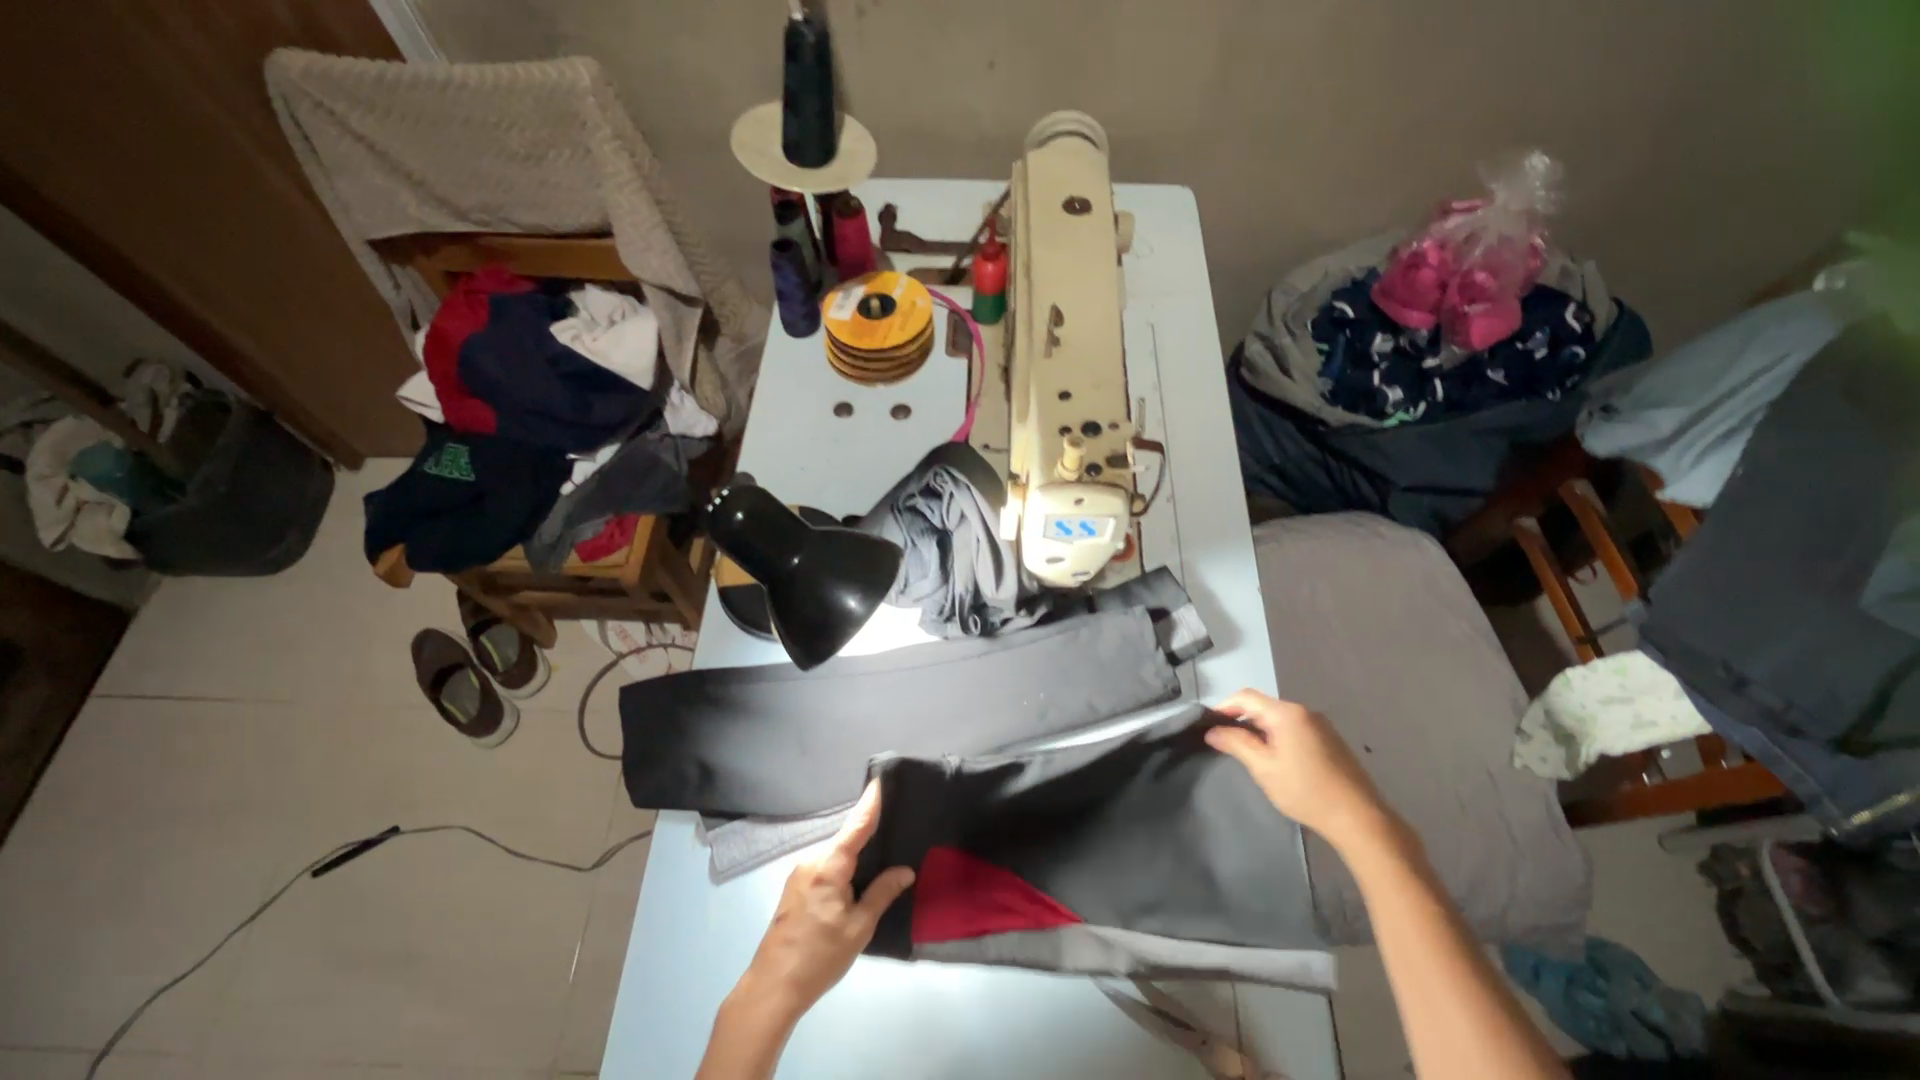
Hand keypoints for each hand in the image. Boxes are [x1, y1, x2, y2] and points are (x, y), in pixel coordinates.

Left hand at [727, 780, 915, 1027]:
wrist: (773, 986)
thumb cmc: (820, 955)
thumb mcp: (859, 927)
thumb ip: (882, 893)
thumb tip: (905, 871)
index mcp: (829, 866)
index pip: (856, 826)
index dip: (869, 803)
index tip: (880, 779)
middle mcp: (811, 861)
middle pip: (845, 838)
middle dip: (868, 829)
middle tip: (896, 820)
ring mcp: (800, 874)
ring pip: (835, 854)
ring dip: (856, 851)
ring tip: (884, 848)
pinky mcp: (796, 888)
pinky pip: (826, 866)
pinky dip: (844, 865)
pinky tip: (860, 874)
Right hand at [1205, 690, 1397, 851]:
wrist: (1357, 816)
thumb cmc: (1305, 790)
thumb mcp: (1263, 767)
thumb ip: (1236, 744)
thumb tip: (1212, 730)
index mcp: (1287, 713)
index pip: (1246, 697)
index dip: (1223, 707)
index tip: (1208, 726)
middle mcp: (1304, 712)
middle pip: (1263, 706)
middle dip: (1241, 720)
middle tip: (1223, 743)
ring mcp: (1320, 725)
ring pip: (1279, 719)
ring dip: (1259, 730)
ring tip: (1246, 753)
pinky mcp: (1329, 739)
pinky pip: (1294, 729)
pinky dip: (1277, 737)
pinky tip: (1275, 760)